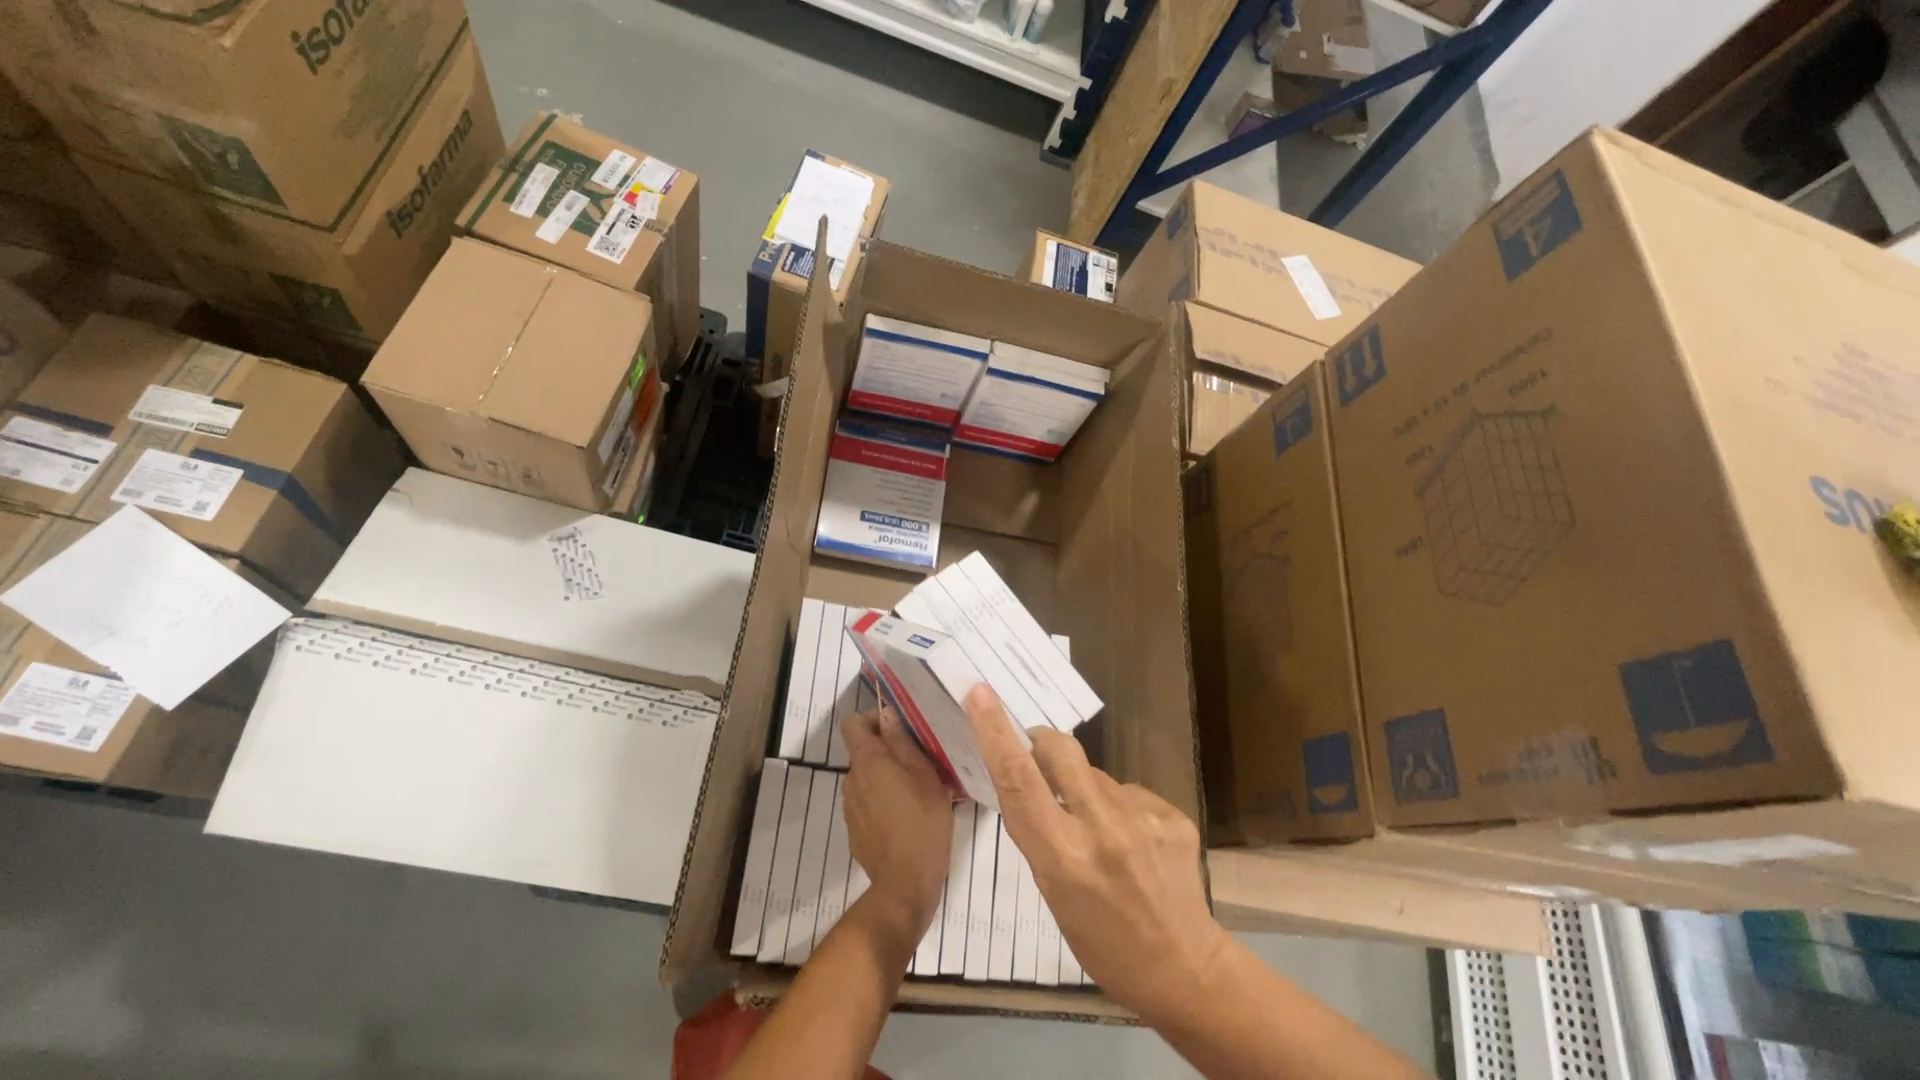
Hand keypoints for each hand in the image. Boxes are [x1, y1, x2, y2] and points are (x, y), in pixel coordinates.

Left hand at [840, 705, 953, 949]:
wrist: (905, 883)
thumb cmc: (923, 823)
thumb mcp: (925, 776)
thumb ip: (903, 742)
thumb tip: (887, 714)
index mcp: (868, 762)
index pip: (853, 723)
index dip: (874, 718)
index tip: (900, 728)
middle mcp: (852, 779)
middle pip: (863, 751)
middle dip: (888, 750)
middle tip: (921, 762)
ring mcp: (850, 807)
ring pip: (867, 778)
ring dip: (887, 777)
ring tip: (918, 792)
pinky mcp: (855, 829)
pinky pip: (867, 803)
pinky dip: (883, 801)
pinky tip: (907, 818)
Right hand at [966, 685, 1224, 1018]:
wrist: (1181, 966)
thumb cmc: (1101, 942)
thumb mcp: (1052, 894)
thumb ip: (1041, 835)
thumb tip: (1035, 784)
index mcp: (1062, 856)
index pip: (1019, 781)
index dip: (995, 733)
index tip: (981, 692)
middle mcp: (1102, 828)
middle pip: (1061, 750)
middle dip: (1043, 743)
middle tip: (1037, 755)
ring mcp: (1143, 819)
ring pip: (1097, 775)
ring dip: (1087, 789)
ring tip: (1100, 834)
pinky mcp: (1173, 817)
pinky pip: (1131, 793)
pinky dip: (1122, 808)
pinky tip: (1135, 843)